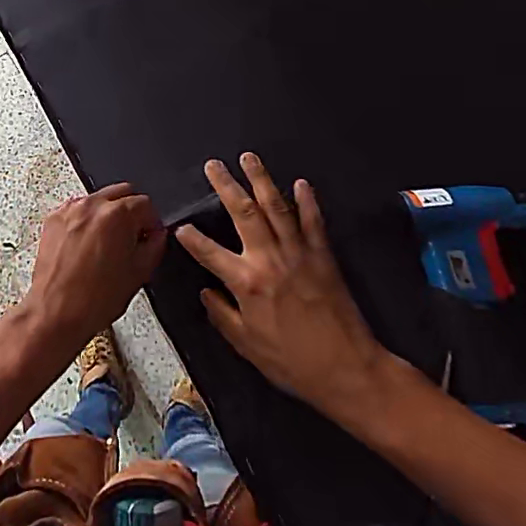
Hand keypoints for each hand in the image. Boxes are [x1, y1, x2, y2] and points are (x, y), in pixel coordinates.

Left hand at [22, 183, 166, 348]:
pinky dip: (87, 221)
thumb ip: (155, 245)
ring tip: (108, 244)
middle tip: (133, 236)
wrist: (55, 314)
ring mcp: (71, 211)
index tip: (150, 235)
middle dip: (132, 212)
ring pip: (100, 200)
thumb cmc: (92, 300)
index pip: (146, 204)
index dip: (152, 223)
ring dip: (109, 214)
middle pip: (123, 192)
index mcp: (118, 215)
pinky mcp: (54, 220)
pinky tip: (89, 246)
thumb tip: (157, 235)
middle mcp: (92, 206)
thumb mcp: (139, 273)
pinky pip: (78, 210)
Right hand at [176, 153, 396, 420]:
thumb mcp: (247, 345)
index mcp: (247, 283)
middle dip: (226, 185)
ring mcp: (299, 253)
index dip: (192, 239)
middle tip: (213, 165)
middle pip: (244, 213)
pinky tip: (301, 183)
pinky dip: (307, 200)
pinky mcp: (323, 255)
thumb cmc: (293, 362)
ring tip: (249, 158)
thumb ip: (223, 316)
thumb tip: (206, 293)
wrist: (345, 367)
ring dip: (261, 180)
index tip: (181, 226)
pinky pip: (313, 221)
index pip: (210, 253)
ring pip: (276, 207)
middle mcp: (270, 260)